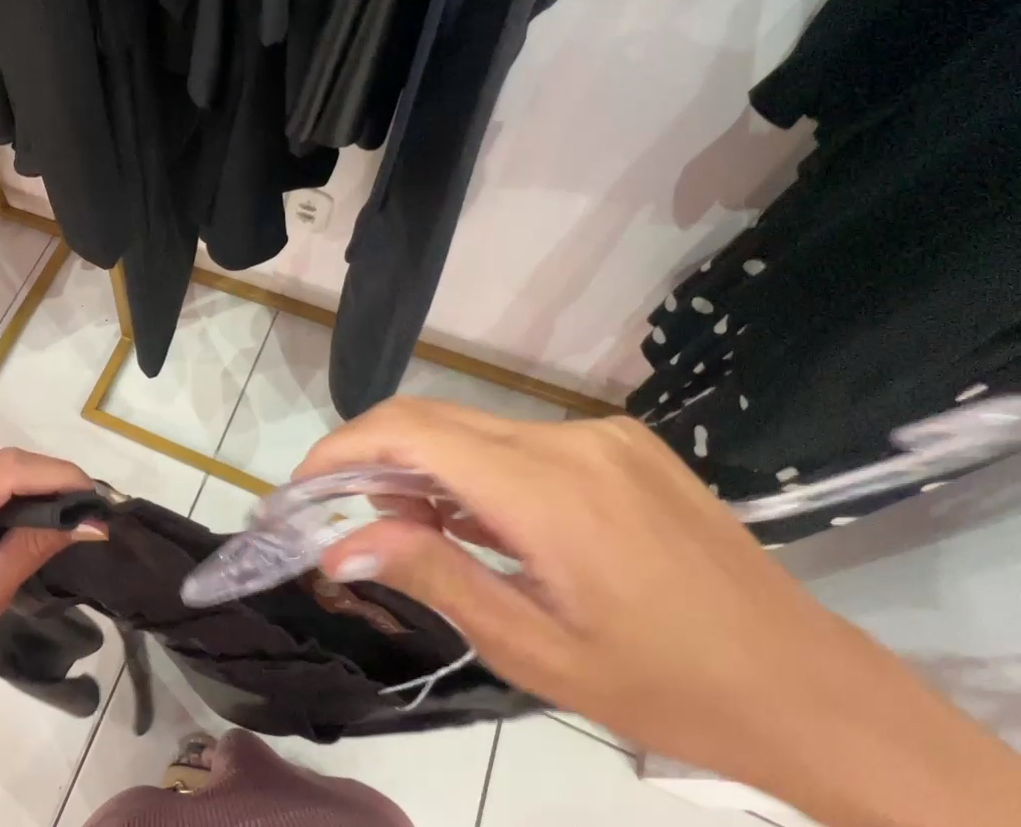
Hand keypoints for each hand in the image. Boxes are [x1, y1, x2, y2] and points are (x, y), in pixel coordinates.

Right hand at [296, 398, 1020, 826]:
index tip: (300, 492)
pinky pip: (517, 441)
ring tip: (404, 531)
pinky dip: (471, 471)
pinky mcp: (622, 445)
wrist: (812, 691)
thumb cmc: (664, 689)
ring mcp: (602, 436)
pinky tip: (474, 523)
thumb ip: (430, 575)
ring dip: (420, 468)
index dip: (339, 451)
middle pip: (433, 421)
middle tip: (339, 520)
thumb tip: (338, 544)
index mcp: (548, 491)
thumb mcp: (531, 648)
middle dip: (368, 460)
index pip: (410, 434)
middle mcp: (571, 440)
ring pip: (471, 429)